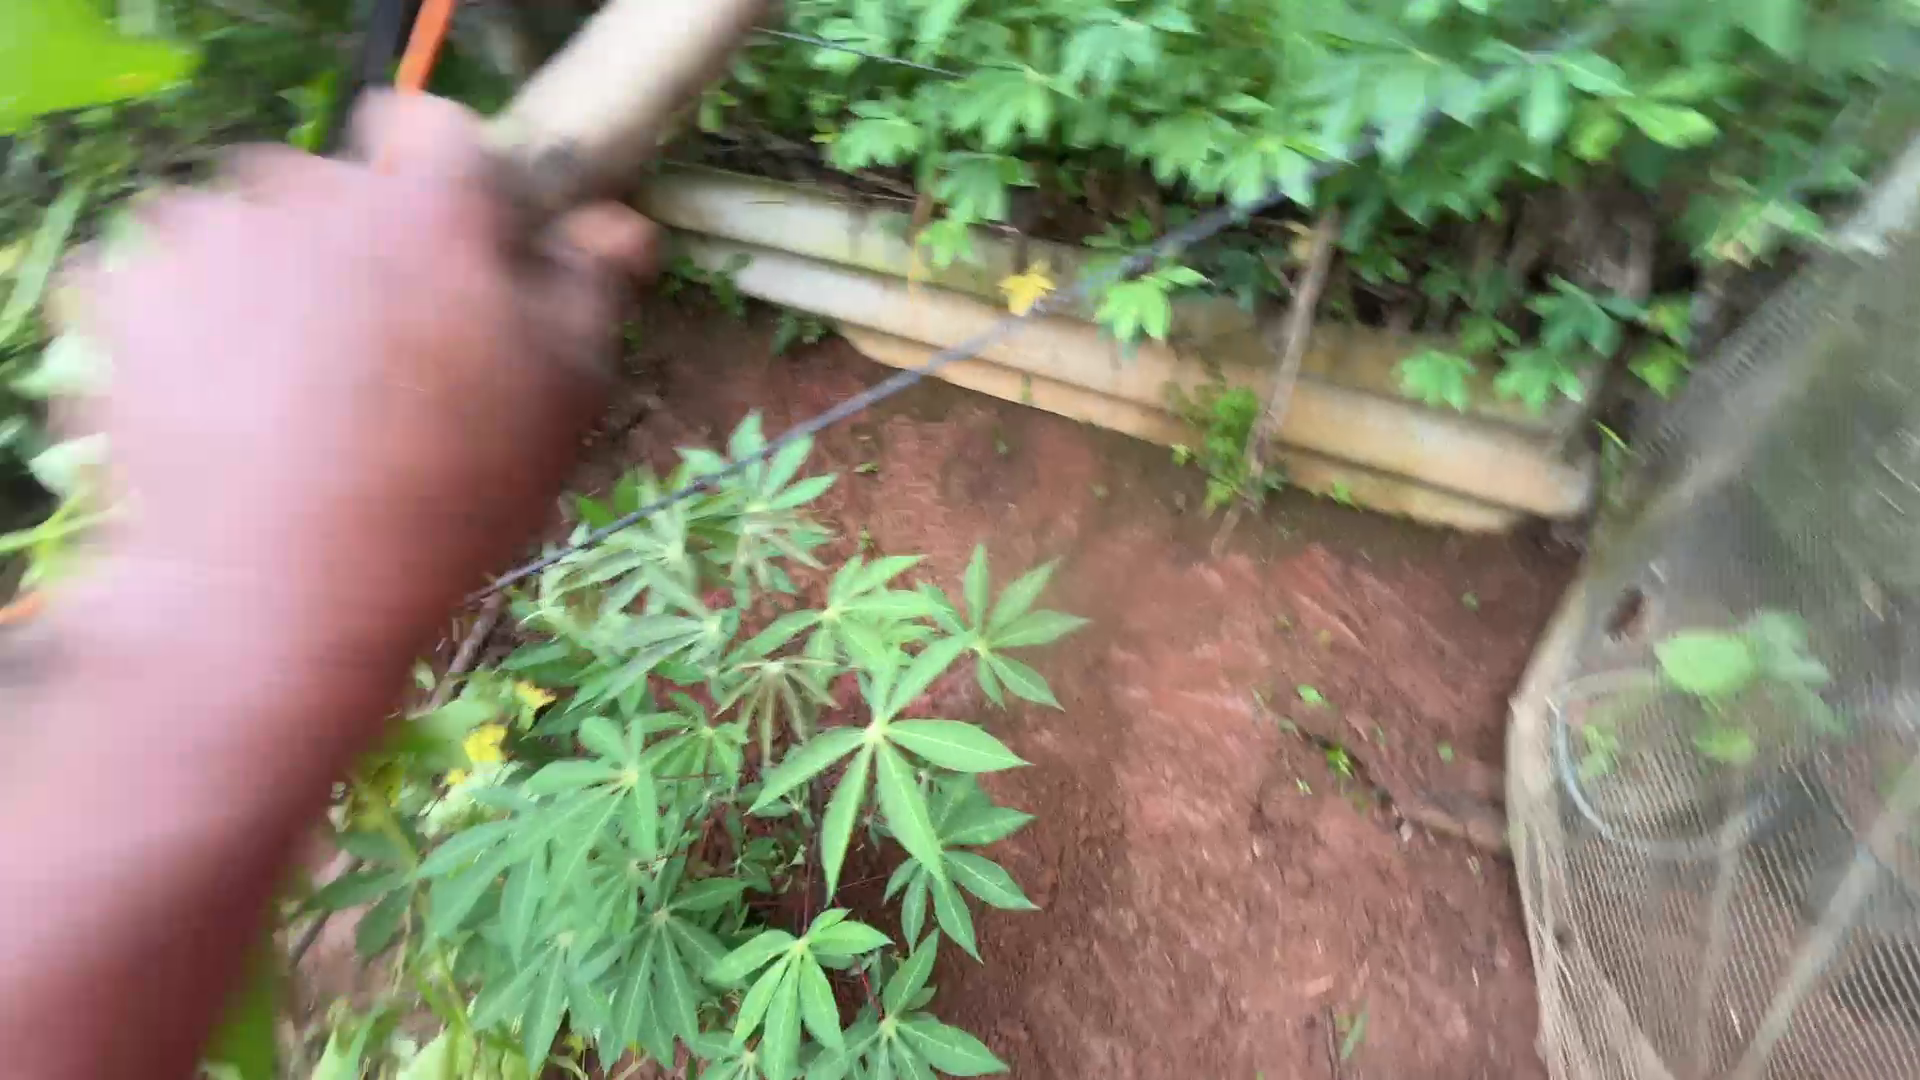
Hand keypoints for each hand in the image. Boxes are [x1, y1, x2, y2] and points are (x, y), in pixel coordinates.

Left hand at [80, 92, 654, 669]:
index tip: (478, 255)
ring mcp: (201, 236)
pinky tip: (264, 395)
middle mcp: (305, 193)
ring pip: (274, 225)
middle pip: (357, 185)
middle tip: (419, 347)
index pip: (441, 127)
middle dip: (391, 244)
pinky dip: (232, 314)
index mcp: (430, 212)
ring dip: (311, 277)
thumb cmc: (464, 487)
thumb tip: (621, 224)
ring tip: (338, 384)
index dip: (467, 185)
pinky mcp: (121, 288)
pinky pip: (197, 271)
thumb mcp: (569, 393)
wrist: (288, 586)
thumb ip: (593, 288)